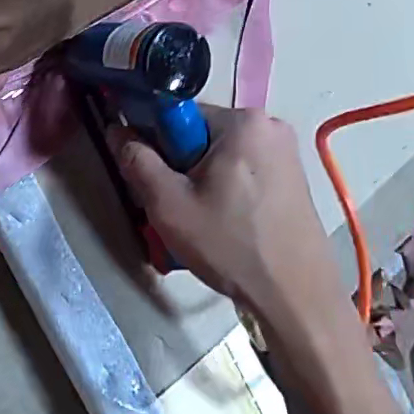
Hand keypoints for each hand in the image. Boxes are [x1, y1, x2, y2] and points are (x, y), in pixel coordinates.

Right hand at [112, 105, 348, 324]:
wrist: (297, 299)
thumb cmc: (230, 245)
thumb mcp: (169, 204)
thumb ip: (137, 161)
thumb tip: (117, 130)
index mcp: (243, 120)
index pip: (178, 114)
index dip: (158, 144)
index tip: (156, 178)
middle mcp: (270, 126)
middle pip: (200, 135)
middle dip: (181, 166)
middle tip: (178, 206)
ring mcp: (287, 152)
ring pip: (220, 156)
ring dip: (202, 182)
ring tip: (203, 221)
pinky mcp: (294, 178)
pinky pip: (243, 171)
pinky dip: (227, 191)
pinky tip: (226, 224)